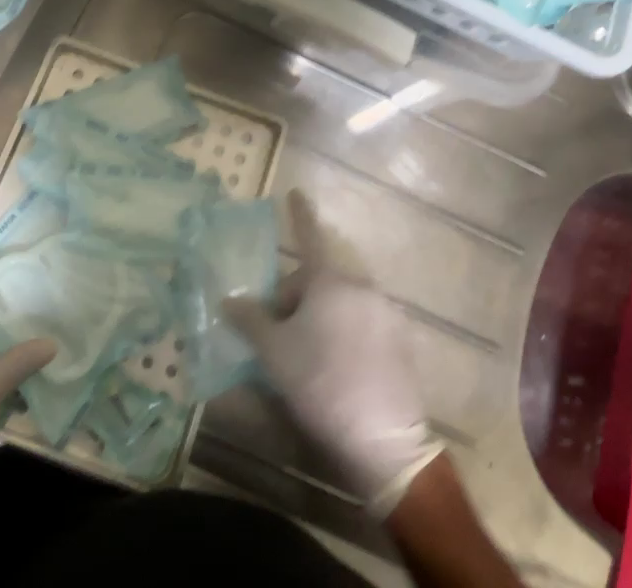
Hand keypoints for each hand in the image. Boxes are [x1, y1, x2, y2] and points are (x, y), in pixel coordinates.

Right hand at [224, 190, 442, 518]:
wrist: (380, 437)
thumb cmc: (318, 382)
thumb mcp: (273, 352)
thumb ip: (250, 319)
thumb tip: (230, 300)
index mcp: (330, 282)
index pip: (309, 238)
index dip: (299, 216)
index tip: (296, 193)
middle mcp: (362, 289)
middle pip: (319, 282)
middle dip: (295, 301)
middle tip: (278, 339)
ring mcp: (386, 315)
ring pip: (340, 305)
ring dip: (319, 319)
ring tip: (306, 359)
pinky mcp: (401, 342)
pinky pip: (362, 326)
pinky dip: (344, 336)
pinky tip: (336, 371)